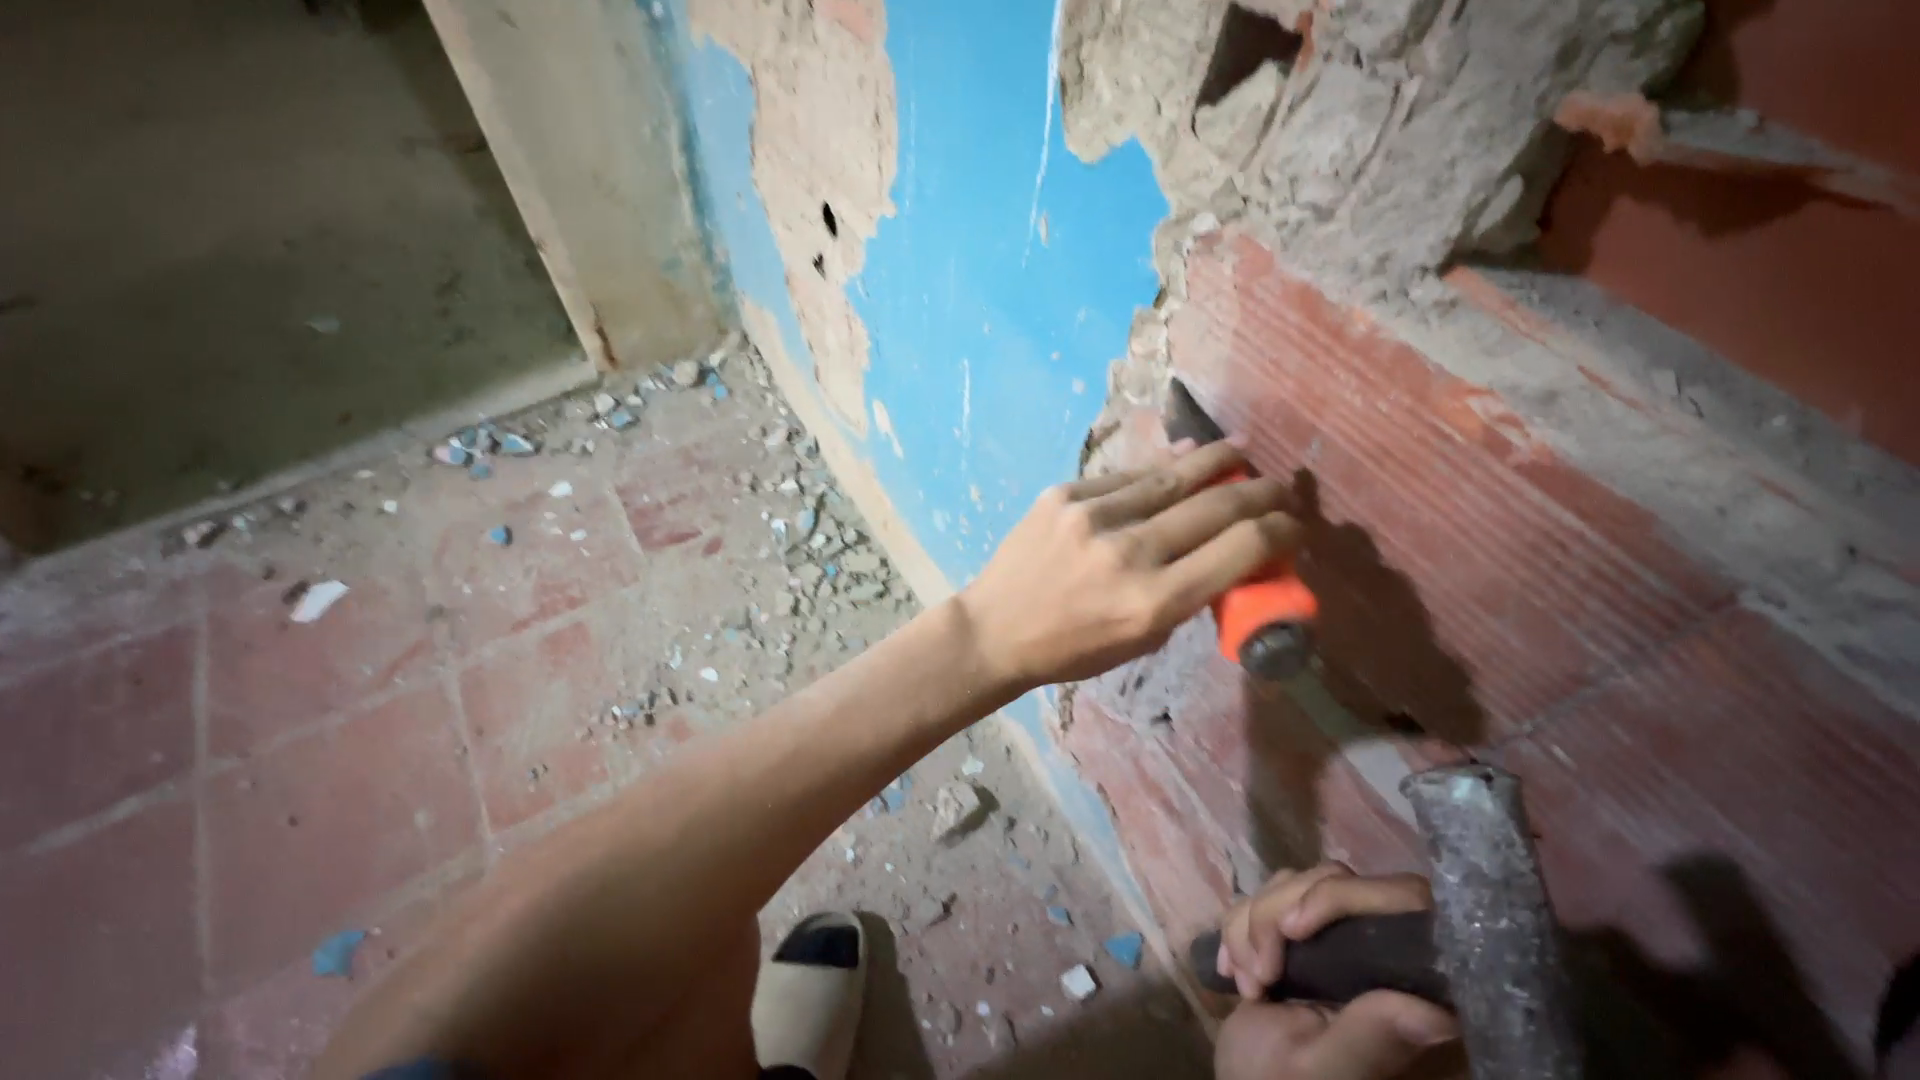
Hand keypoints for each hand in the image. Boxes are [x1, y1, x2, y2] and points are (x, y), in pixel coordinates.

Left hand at [955, 441, 1298, 690]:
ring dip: (1215, 461)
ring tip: (1242, 448)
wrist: (995, 629)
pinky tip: (1184, 455)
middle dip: (1260, 493)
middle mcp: (1129, 553)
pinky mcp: (1063, 495)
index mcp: (1154, 602)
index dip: (1279, 531)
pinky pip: (1126, 476)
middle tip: (1282, 485)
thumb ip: (1186, 595)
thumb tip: (1225, 548)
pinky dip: (1160, 466)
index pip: (1239, 549)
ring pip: (1171, 477)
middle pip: (1216, 507)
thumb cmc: (1072, 649)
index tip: (1294, 525)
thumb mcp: (1142, 641)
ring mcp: (1093, 517)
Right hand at [1215, 863, 1460, 1079]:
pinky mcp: (1298, 934)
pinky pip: (1262, 895)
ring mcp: (1336, 938)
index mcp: (1414, 985)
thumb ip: (1373, 1038)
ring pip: (1294, 882)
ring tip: (1248, 982)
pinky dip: (1238, 927)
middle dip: (1277, 915)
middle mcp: (1382, 951)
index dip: (1340, 896)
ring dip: (1253, 924)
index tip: (1292, 932)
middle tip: (1260, 974)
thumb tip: (1438, 1015)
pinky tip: (1233, 972)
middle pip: (1333, 879)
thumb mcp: (1330, 1072)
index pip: (1399, 897)